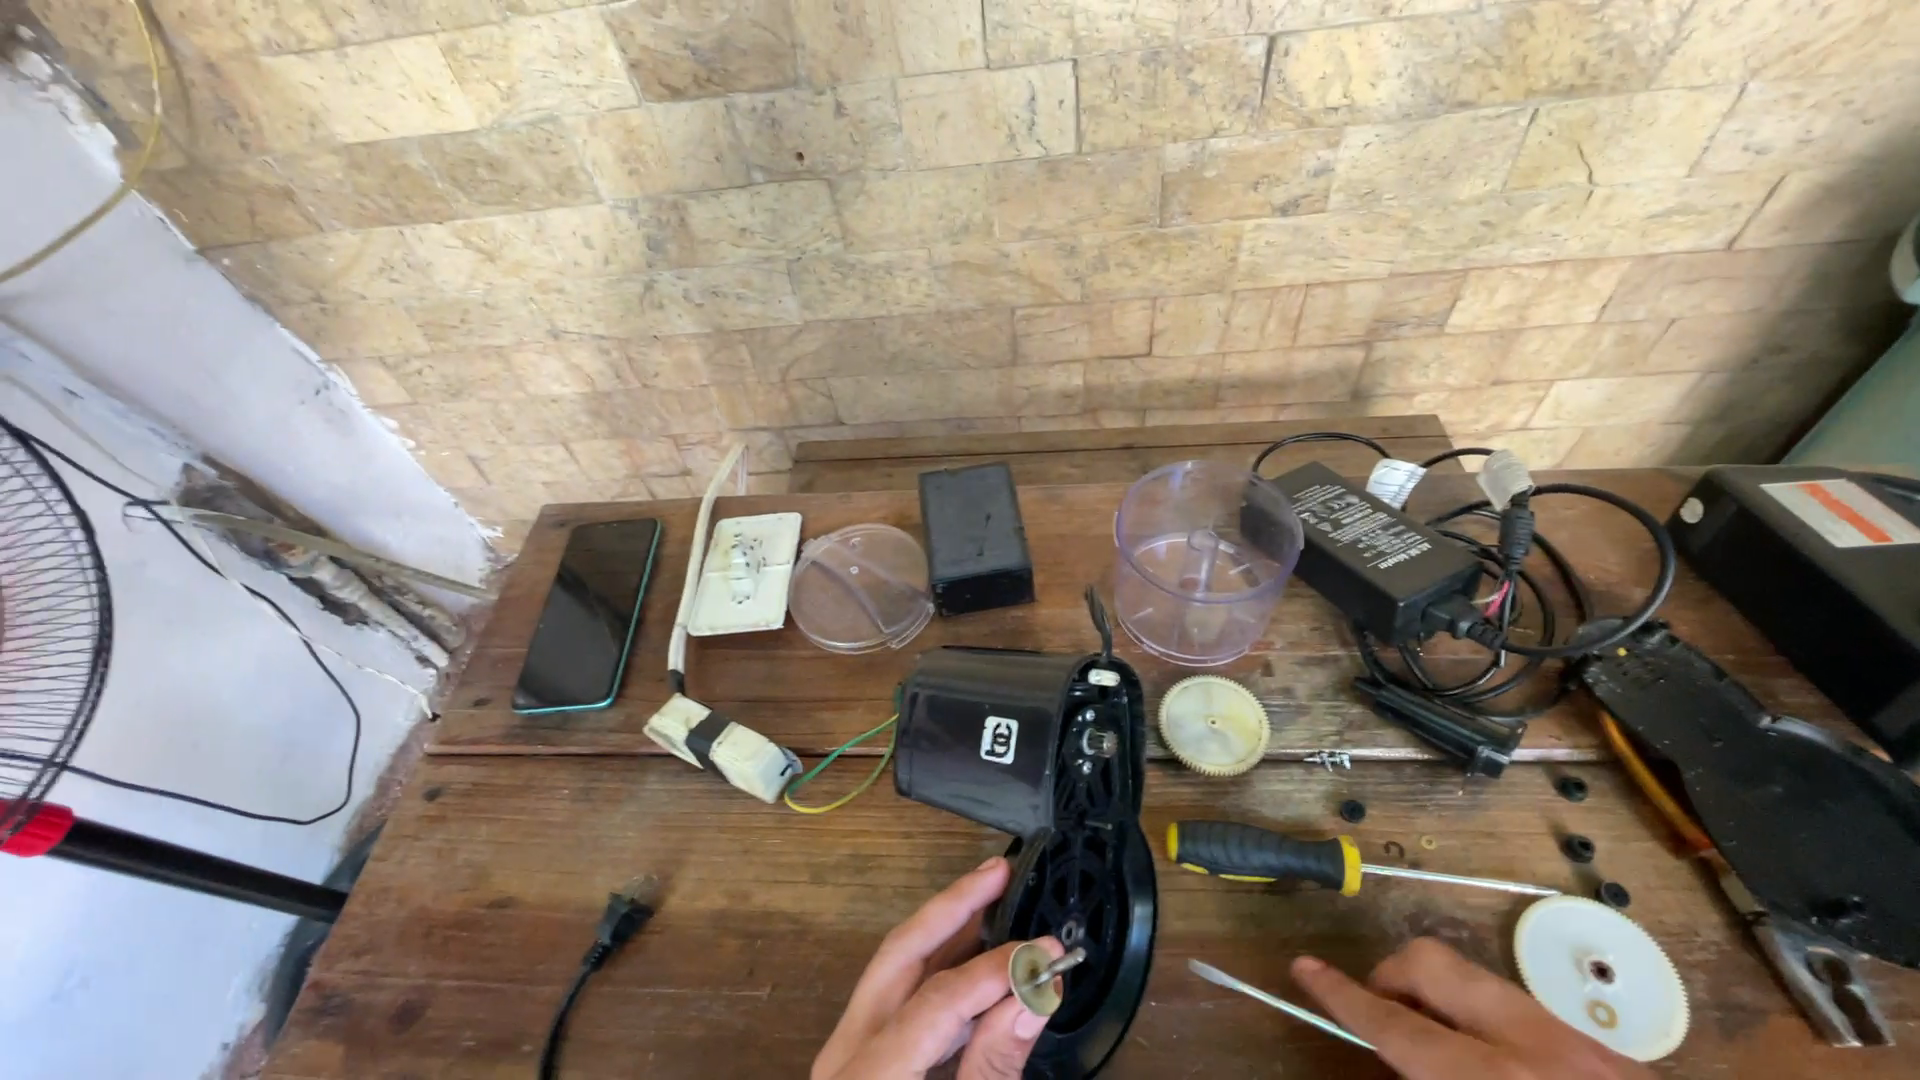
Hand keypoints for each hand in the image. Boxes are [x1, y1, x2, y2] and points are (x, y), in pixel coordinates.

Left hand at [814, 856, 1060, 1079]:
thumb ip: (992, 1068)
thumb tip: (1030, 995)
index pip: (939, 1001)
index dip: (1000, 970)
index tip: (1050, 951)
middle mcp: (844, 1056)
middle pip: (898, 955)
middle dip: (951, 907)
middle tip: (999, 870)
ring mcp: (842, 1054)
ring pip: (892, 965)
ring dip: (943, 925)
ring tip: (989, 893)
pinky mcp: (854, 1059)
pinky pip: (893, 993)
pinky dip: (934, 963)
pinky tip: (968, 953)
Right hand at [1291, 938, 1655, 1079]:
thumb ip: (1425, 1072)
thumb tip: (1392, 1048)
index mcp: (1489, 1078)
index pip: (1392, 1021)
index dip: (1340, 994)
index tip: (1304, 968)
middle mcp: (1532, 1046)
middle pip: (1429, 963)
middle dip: (1389, 975)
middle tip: (1378, 1011)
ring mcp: (1574, 1041)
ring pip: (1473, 978)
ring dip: (1436, 998)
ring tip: (1434, 1047)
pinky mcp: (1608, 1053)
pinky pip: (1515, 1007)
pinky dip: (1481, 1021)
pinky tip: (1489, 1063)